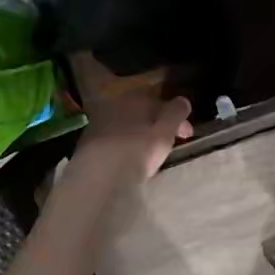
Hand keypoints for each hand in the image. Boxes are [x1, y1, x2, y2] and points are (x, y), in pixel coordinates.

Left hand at [68, 54, 192, 180]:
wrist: (98, 175)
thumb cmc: (137, 151)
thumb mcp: (164, 132)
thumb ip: (175, 114)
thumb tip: (182, 101)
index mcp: (134, 99)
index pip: (160, 101)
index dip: (176, 117)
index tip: (187, 135)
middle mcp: (114, 104)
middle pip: (140, 111)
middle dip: (156, 123)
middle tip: (168, 143)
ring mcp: (98, 121)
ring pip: (125, 123)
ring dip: (138, 133)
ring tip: (148, 152)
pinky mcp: (87, 140)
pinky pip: (111, 136)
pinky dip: (122, 143)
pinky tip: (126, 157)